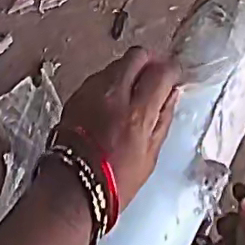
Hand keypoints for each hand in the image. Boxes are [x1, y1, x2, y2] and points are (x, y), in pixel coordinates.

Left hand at [58, 48, 180, 211]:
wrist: (71, 188)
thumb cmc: (115, 180)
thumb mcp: (150, 155)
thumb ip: (163, 119)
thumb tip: (171, 94)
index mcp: (137, 112)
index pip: (160, 72)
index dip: (171, 69)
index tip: (173, 75)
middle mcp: (113, 94)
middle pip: (136, 55)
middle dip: (149, 60)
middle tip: (154, 74)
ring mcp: (91, 91)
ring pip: (116, 63)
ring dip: (129, 70)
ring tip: (133, 91)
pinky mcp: (76, 95)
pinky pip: (98, 78)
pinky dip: (110, 82)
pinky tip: (112, 101)